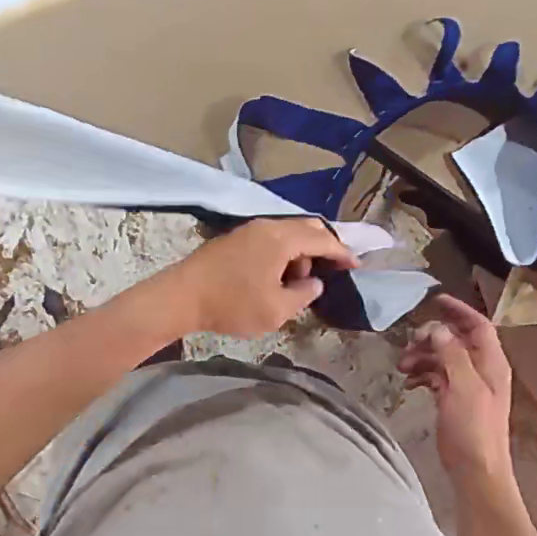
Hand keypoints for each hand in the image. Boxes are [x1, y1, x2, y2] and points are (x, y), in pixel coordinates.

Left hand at [151, 218, 357, 336]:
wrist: (180, 296)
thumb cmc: (231, 304)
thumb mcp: (276, 310)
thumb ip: (304, 295)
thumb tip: (314, 283)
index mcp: (281, 239)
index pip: (322, 239)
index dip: (343, 253)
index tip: (356, 266)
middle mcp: (267, 226)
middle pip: (306, 228)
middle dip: (323, 248)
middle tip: (331, 271)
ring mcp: (248, 230)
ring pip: (287, 233)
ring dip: (300, 254)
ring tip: (296, 284)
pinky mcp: (234, 239)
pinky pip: (270, 239)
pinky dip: (282, 253)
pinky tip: (277, 276)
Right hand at [400, 294, 512, 479]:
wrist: (476, 470)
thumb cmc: (474, 429)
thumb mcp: (464, 387)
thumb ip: (452, 354)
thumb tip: (437, 329)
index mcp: (491, 363)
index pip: (478, 325)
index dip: (459, 310)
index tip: (435, 300)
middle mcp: (481, 370)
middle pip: (455, 340)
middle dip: (431, 337)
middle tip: (409, 344)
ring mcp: (467, 385)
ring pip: (442, 357)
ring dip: (422, 356)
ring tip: (402, 366)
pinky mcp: (454, 399)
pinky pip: (436, 376)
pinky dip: (422, 374)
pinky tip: (408, 382)